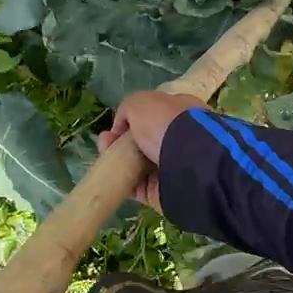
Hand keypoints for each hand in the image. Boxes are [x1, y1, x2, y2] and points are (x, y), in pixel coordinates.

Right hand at [96, 91, 203, 209]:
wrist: (187, 159)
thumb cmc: (165, 123)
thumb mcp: (141, 102)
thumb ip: (128, 109)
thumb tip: (121, 127)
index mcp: (182, 112)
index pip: (154, 116)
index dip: (132, 121)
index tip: (115, 128)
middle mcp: (181, 139)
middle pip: (145, 142)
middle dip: (122, 143)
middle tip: (106, 144)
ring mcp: (174, 166)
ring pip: (140, 166)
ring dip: (120, 162)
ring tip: (106, 159)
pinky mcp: (166, 191)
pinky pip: (140, 187)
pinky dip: (125, 184)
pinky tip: (113, 176)